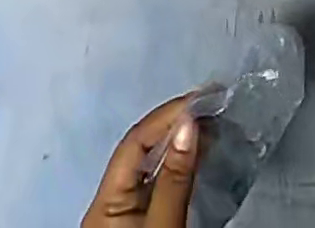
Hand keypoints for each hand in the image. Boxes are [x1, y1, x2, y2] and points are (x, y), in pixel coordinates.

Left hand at [82, 94, 203, 227]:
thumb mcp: (163, 226)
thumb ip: (174, 179)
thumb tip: (188, 122)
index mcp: (105, 199)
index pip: (134, 142)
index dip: (166, 115)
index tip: (200, 98)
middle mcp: (111, 200)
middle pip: (142, 150)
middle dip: (174, 124)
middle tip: (209, 105)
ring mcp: (126, 213)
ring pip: (152, 167)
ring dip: (180, 144)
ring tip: (210, 123)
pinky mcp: (143, 223)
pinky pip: (160, 185)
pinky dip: (180, 168)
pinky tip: (199, 156)